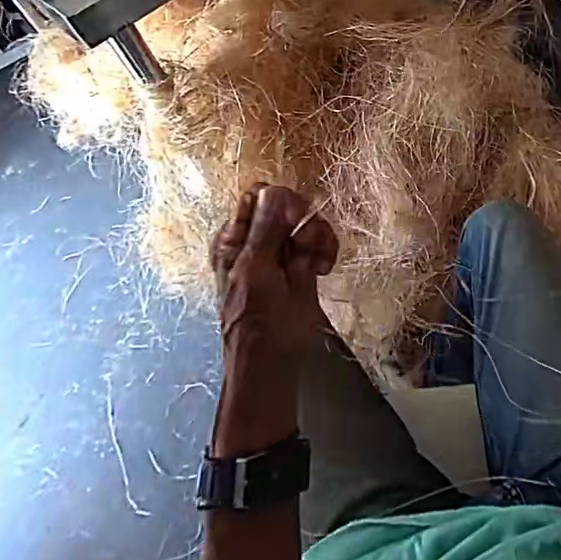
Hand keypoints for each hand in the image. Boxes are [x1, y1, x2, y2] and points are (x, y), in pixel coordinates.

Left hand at [210, 185, 338, 372]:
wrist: (274, 368)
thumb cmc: (257, 323)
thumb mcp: (256, 272)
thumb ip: (265, 229)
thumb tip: (273, 190)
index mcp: (234, 237)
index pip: (260, 196)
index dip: (282, 202)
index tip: (297, 222)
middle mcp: (257, 238)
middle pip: (288, 204)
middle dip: (305, 220)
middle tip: (309, 246)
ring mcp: (281, 250)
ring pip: (308, 220)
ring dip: (319, 236)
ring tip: (318, 264)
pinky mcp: (303, 263)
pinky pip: (319, 239)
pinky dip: (326, 248)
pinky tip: (323, 268)